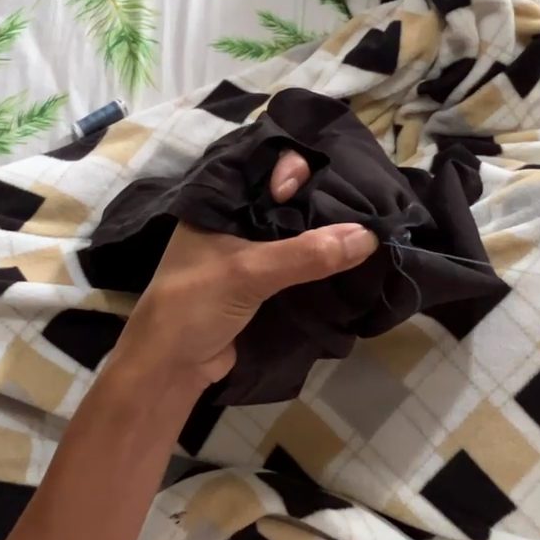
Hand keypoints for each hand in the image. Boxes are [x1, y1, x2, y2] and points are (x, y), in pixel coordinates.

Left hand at [110, 150, 377, 393]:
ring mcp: (246, 256)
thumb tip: (369, 235)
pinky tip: (353, 260)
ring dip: (324, 236)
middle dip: (321, 202)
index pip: (262, 170)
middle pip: (285, 203)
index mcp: (217, 204)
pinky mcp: (259, 286)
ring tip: (370, 227)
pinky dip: (320, 265)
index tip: (332, 181)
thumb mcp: (248, 272)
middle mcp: (232, 223)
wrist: (169, 369)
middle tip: (367, 201)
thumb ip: (305, 254)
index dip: (296, 170)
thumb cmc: (194, 306)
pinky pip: (296, 266)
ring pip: (293, 236)